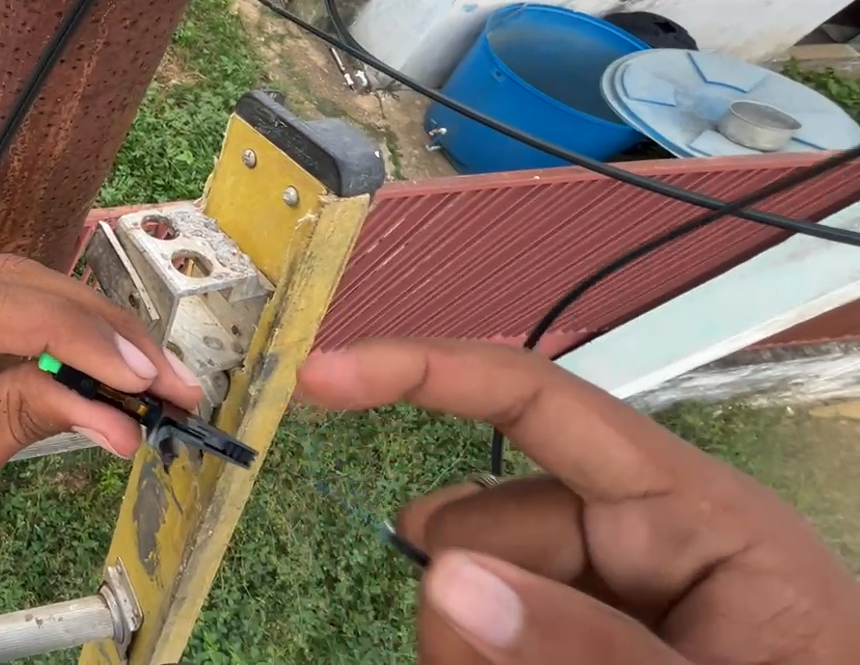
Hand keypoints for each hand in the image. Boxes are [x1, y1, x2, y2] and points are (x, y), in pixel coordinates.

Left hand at [0, 255, 204, 638]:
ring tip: (151, 370)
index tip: (137, 372)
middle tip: (168, 377)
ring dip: (84, 322)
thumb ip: (20, 419)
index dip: (61, 330)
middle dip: (91, 326)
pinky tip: (104, 355)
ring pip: (6, 283)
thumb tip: (118, 411)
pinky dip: (54, 326)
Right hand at [299, 339, 859, 664]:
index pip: (530, 396)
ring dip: (462, 643)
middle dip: (460, 593)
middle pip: (478, 519)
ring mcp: (594, 584)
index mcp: (690, 511)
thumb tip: (443, 575)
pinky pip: (473, 621)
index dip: (417, 370)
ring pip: (462, 579)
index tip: (316, 380)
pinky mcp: (566, 627)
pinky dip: (468, 655)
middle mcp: (629, 530)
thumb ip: (593, 648)